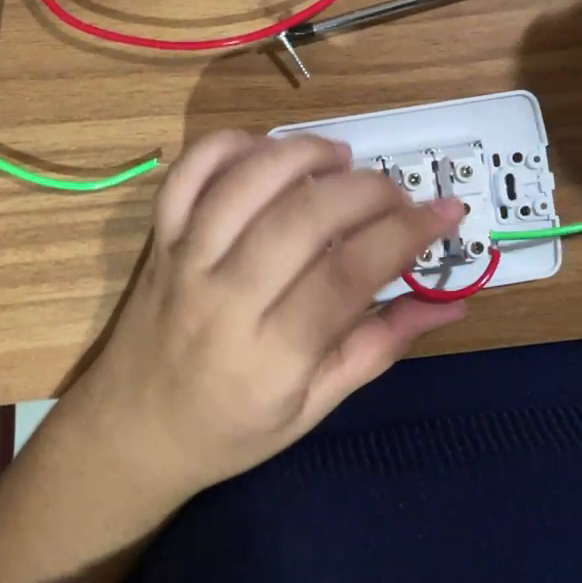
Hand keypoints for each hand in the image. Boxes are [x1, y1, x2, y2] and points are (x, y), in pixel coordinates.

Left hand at [59, 131, 466, 497]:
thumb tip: (452, 304)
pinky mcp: (159, 240)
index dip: (404, 235)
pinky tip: (269, 148)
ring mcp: (183, 262)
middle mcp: (222, 302)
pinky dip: (230, 146)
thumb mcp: (312, 408)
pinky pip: (189, 174)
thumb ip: (380, 348)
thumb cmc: (230, 430)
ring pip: (245, 184)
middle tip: (395, 191)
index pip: (346, 278)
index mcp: (268, 359)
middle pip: (301, 219)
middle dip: (364, 190)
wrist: (129, 436)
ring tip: (341, 157)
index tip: (446, 211)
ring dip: (302, 153)